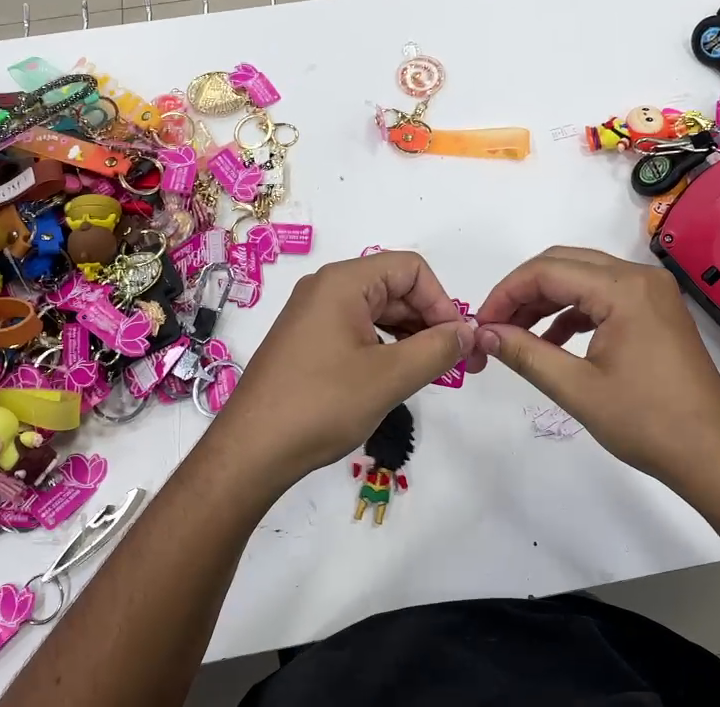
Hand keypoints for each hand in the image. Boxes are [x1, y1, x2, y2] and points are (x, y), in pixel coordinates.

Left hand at [206, 250, 474, 488]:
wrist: (251, 450)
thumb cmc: (322, 405)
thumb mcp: (390, 377)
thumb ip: (437, 349)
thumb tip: (468, 332)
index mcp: (343, 282)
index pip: (410, 269)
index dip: (442, 301)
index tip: (458, 342)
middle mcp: (326, 289)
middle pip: (394, 287)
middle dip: (430, 320)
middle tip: (458, 363)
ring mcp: (313, 316)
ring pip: (378, 311)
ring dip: (410, 336)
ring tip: (432, 372)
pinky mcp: (306, 342)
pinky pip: (358, 330)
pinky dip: (385, 347)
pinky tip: (396, 377)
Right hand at [475, 247, 719, 499]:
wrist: (714, 455)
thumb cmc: (647, 423)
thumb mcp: (577, 389)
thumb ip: (526, 353)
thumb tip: (483, 333)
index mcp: (623, 289)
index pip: (548, 270)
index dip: (506, 293)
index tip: (480, 323)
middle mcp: (640, 277)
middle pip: (565, 264)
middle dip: (523, 292)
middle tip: (493, 326)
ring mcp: (652, 292)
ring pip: (583, 278)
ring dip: (546, 301)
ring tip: (516, 336)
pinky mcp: (656, 311)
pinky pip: (603, 296)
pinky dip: (573, 312)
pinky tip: (552, 342)